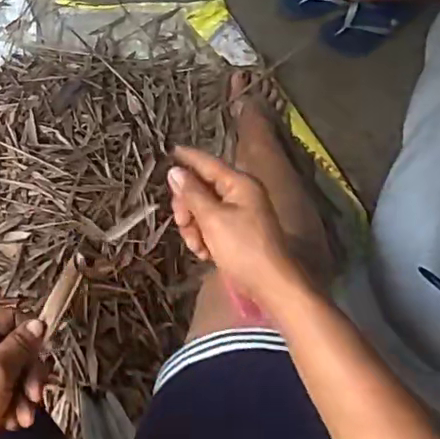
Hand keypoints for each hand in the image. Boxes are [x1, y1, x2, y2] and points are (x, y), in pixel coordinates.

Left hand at [0, 309, 45, 438]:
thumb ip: (22, 345)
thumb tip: (40, 322)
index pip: (12, 318)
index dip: (30, 334)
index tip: (42, 353)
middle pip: (20, 349)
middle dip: (31, 373)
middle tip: (34, 394)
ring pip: (19, 375)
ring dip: (26, 396)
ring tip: (23, 416)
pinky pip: (12, 396)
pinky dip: (16, 408)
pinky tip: (13, 424)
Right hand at [169, 146, 310, 313]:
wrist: (271, 287)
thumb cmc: (243, 249)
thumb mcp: (212, 219)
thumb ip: (191, 193)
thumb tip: (175, 171)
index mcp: (239, 184)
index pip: (207, 163)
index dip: (187, 157)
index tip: (168, 151)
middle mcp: (240, 193)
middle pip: (200, 187)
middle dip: (187, 206)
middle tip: (183, 223)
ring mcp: (239, 212)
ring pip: (201, 208)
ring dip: (193, 226)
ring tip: (197, 246)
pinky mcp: (236, 231)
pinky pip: (210, 224)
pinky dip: (203, 236)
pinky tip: (204, 252)